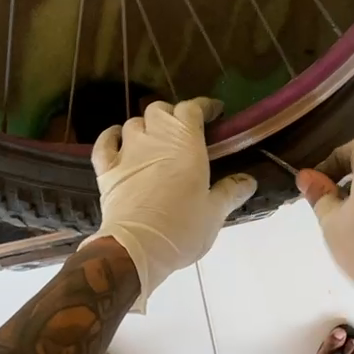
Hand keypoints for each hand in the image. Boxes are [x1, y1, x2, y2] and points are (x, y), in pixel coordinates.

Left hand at [90, 99, 257, 309]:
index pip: (192, 109)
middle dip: (173, 115)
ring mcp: (126, 152)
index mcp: (185, 143)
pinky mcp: (107, 169)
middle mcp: (154, 139)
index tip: (214, 113)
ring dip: (146, 127)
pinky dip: (112, 136)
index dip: (204, 106)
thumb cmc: (182, 228)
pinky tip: (118, 138)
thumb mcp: (215, 213)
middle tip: (183, 131)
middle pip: (160, 110)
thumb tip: (248, 180)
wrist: (137, 247)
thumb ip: (231, 191)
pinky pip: (105, 142)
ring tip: (154, 140)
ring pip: (134, 123)